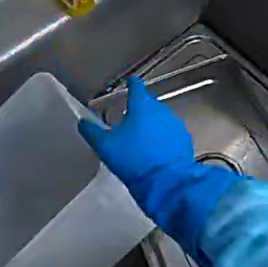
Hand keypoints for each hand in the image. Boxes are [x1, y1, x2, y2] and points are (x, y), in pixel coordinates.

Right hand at [79, 76, 239, 266]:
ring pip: (161, 120)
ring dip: (152, 125)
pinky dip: (162, 139)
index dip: (131, 84)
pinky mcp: (185, 142)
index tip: (129, 82)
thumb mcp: (105, 146)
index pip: (136, 87)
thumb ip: (92, 132)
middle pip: (149, 104)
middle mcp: (162, 111)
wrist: (167, 184)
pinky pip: (170, 135)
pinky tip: (155, 152)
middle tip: (128, 118)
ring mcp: (176, 126)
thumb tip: (82, 122)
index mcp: (142, 107)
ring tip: (140, 139)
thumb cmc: (133, 160)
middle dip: (139, 109)